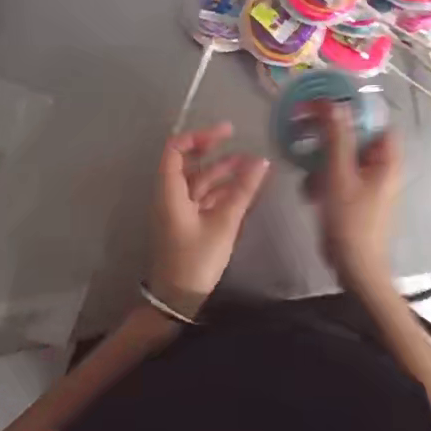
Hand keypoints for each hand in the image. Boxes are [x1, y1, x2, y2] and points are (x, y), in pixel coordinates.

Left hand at [148, 123, 270, 314]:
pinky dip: (220, 189)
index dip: (197, 137)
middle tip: (235, 137)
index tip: (224, 133)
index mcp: (170, 192)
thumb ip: (242, 191)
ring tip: (250, 162)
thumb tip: (261, 161)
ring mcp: (178, 209)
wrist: (178, 298)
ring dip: (221, 170)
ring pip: (198, 181)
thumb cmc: (197, 259)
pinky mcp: (187, 222)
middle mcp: (170, 196)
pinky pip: (202, 197)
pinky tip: (243, 187)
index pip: (175, 150)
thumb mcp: (224, 224)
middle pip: (186, 162)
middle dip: (210, 149)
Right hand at [313, 104, 399, 295]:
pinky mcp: (356, 198)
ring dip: (322, 164)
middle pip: (355, 138)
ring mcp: (369, 184)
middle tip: (303, 134)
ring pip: (343, 159)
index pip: (374, 120)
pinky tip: (311, 194)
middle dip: (328, 140)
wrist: (355, 267)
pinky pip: (338, 178)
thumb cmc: (351, 222)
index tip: (322, 107)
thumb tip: (333, 104)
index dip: (351, 110)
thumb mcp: (339, 176)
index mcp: (387, 159)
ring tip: (309, 178)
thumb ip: (336, 139)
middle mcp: (382, 168)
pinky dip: (324, 181)